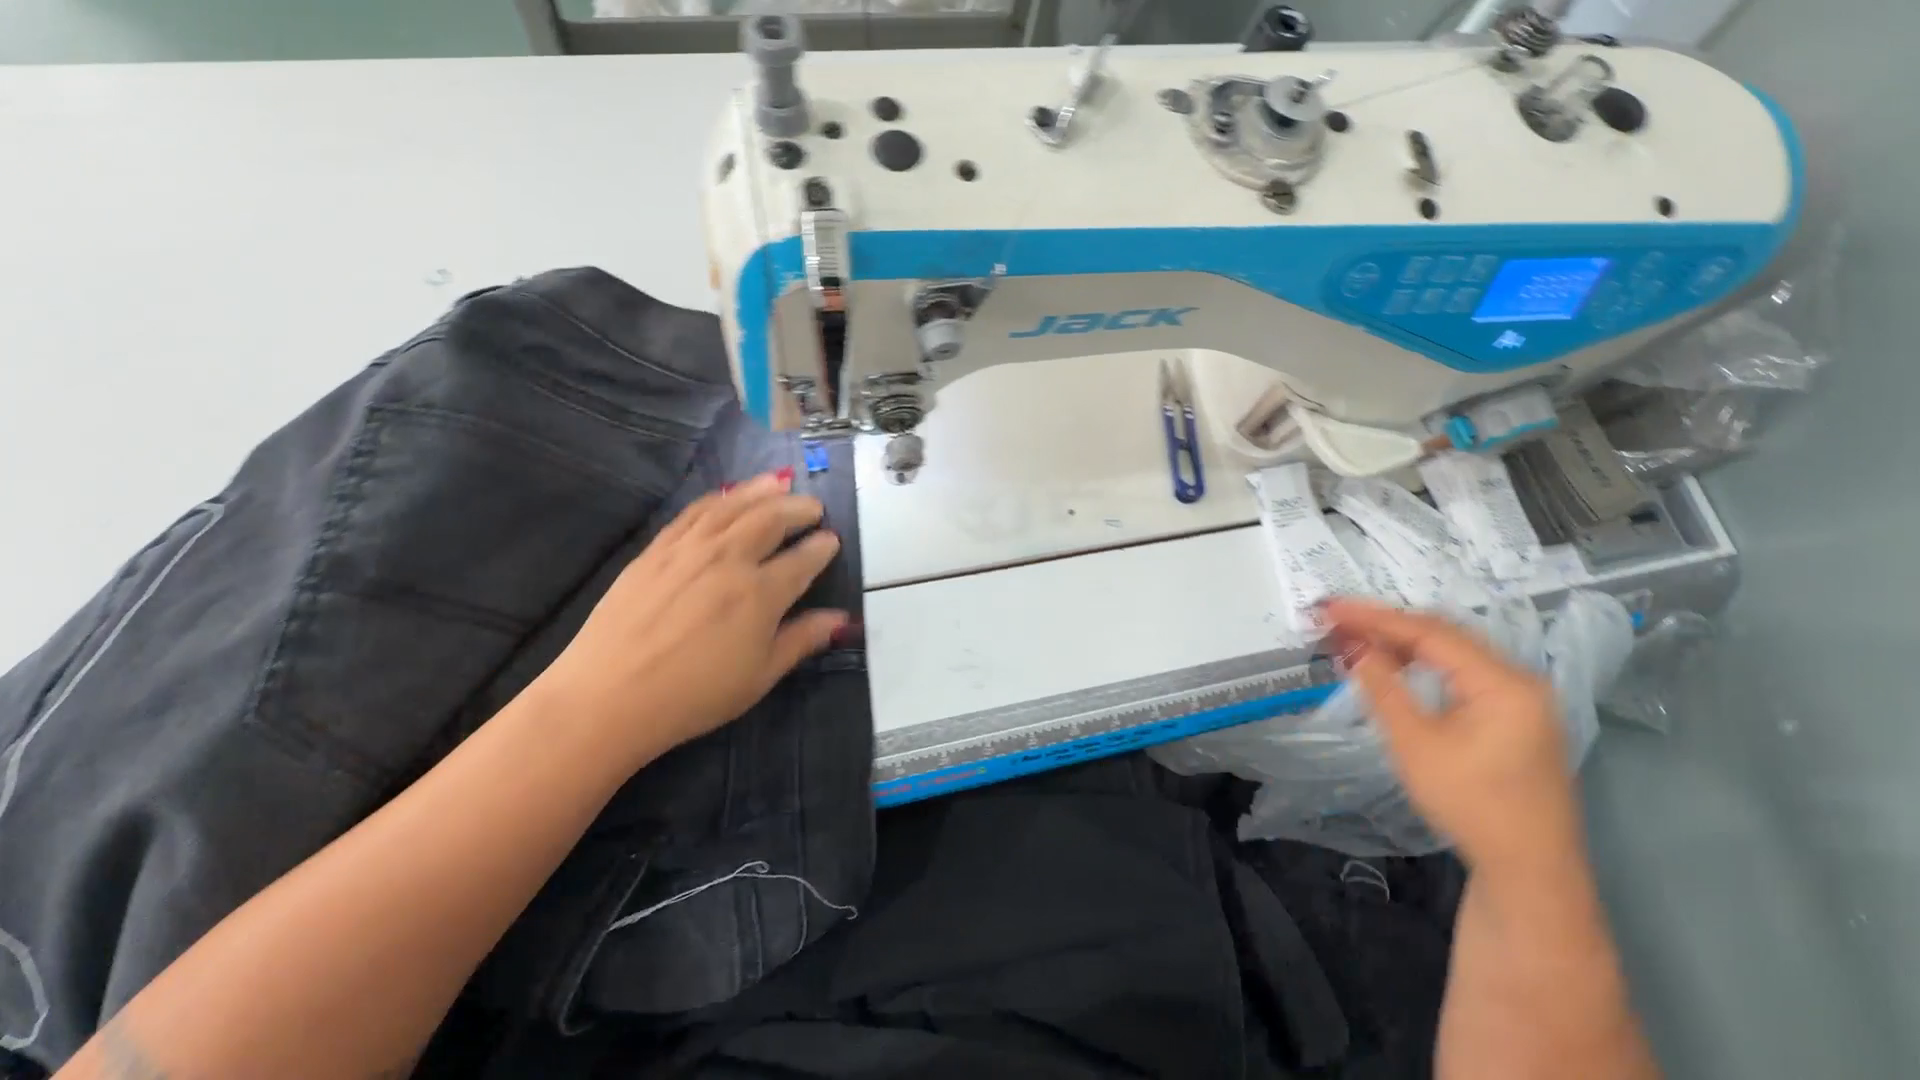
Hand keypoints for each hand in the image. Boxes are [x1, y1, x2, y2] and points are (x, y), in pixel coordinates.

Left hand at [531, 471, 847, 764]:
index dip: (822, 548)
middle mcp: (728, 559)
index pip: (802, 560)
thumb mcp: (759, 677)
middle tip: (813, 507)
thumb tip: (840, 620)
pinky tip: (726, 496)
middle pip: (770, 519)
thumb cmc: (694, 695)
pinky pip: (693, 512)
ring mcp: (688, 549)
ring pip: (732, 506)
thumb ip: (801, 640)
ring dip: (761, 491)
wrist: (610, 695)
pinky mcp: (656, 550)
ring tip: (780, 484)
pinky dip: (717, 498)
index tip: (832, 541)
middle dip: (798, 509)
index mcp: (760, 593)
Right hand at [1325, 598, 1582, 876]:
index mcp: (1503, 681)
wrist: (1530, 869)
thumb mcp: (1416, 745)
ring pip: (1457, 655)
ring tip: (1359, 640)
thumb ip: (1384, 689)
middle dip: (1389, 625)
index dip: (1375, 617)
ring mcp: (1524, 700)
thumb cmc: (1471, 804)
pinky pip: (1466, 675)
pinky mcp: (1518, 719)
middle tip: (1339, 621)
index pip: (1430, 633)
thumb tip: (1355, 648)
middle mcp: (1521, 679)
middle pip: (1447, 636)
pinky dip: (1428, 666)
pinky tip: (1400, 669)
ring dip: (1407, 644)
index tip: (1331, 609)